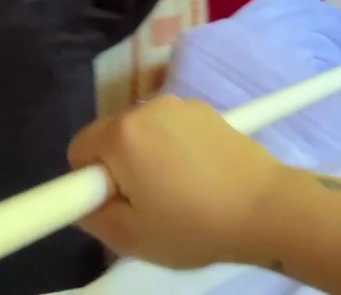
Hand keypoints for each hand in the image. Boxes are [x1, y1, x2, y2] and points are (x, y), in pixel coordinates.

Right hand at [67, 96, 288, 269]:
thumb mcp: (128, 237)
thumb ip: (92, 214)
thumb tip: (86, 198)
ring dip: (146, 156)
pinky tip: (197, 177)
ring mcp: (183, 104)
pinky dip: (173, 147)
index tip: (112, 204)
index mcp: (124, 132)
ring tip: (175, 193)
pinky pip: (172, 128)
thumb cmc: (191, 224)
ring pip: (144, 132)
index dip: (86, 181)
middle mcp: (151, 106)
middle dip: (117, 167)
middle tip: (143, 205)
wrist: (261, 205)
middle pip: (112, 135)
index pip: (79, 148)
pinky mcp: (209, 109)